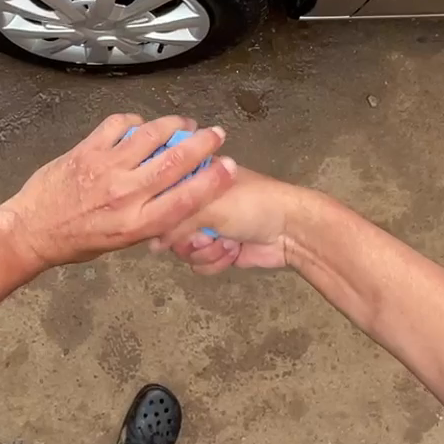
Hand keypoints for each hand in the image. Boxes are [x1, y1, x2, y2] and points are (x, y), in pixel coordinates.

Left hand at [0, 114, 235, 269]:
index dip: (212, 181)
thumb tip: (173, 193)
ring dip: (173, 125)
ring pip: (150, 135)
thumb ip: (148, 218)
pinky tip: (139, 126)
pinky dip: (134, 122)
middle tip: (216, 133)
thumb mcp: (120, 242)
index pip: (185, 199)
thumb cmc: (75, 241)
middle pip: (174, 161)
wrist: (32, 230)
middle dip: (202, 143)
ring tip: (183, 123)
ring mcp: (105, 169)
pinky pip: (118, 125)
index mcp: (136, 224)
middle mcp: (125, 195)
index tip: (229, 166)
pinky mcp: (86, 151)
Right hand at [151, 167, 314, 274]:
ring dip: (206, 251)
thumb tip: (152, 244)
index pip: (162, 196)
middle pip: (168, 229)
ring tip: (228, 242)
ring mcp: (206, 228)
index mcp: (194, 179)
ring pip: (183, 250)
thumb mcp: (209, 205)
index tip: (169, 221)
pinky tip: (234, 251)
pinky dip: (216, 261)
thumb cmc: (252, 205)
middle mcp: (196, 203)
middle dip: (188, 238)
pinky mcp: (216, 250)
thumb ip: (175, 221)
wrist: (291, 231)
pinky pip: (198, 264)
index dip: (163, 213)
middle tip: (205, 234)